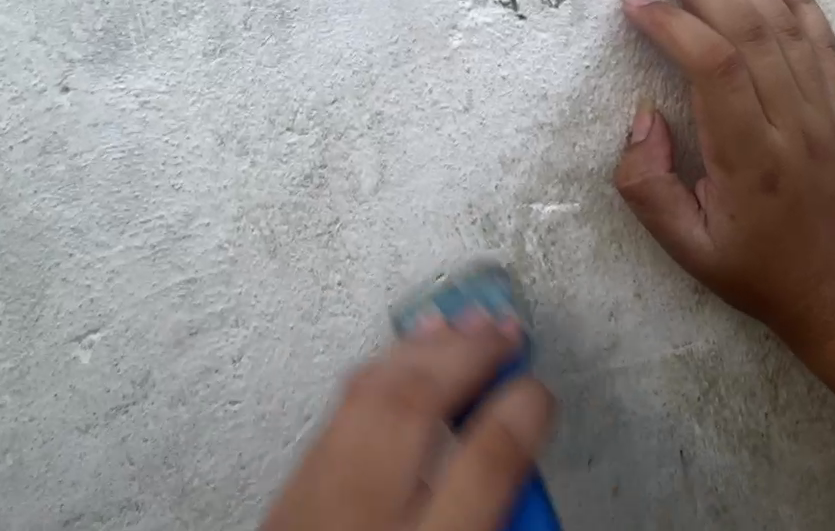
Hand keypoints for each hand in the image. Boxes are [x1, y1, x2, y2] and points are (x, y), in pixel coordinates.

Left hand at [261, 318, 554, 530]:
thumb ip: (489, 512)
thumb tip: (524, 475)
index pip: (482, 465)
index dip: (520, 414)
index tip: (542, 390)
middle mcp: (364, 516)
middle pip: (417, 409)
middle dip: (467, 355)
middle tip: (507, 329)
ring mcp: (318, 498)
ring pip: (371, 397)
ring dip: (422, 349)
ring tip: (461, 322)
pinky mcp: (292, 493)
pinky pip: (339, 410)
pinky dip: (379, 369)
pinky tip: (399, 357)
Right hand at [614, 0, 834, 353]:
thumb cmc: (758, 273)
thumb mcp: (686, 250)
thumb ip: (647, 184)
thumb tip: (644, 113)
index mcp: (751, 161)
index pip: (713, 67)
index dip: (671, 24)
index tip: (632, 1)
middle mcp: (796, 124)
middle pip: (748, 28)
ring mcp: (831, 111)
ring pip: (784, 24)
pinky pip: (826, 39)